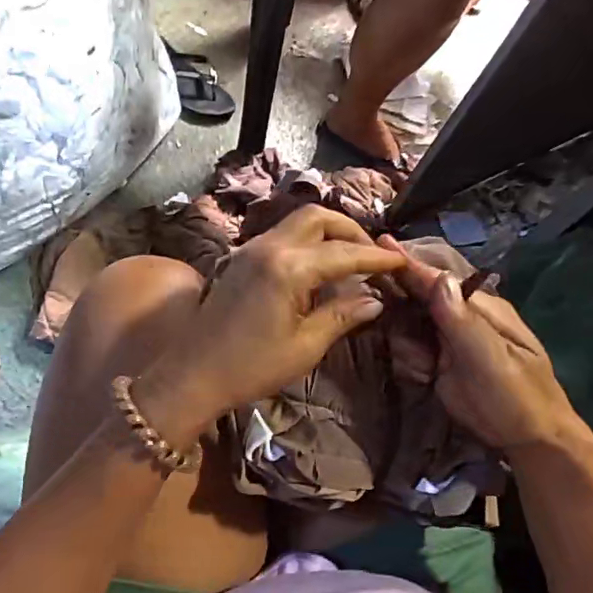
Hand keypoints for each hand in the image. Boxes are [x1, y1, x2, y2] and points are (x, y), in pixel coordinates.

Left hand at [138, 206, 405, 438]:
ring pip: (297, 223)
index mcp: (288, 267)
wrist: (192, 374)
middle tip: (372, 255)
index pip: (344, 253)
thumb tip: (374, 301)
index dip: (376, 257)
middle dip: (351, 230)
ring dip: (328, 233)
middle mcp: (269, 247)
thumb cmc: (250, 367)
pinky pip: (282, 237)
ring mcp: (250, 250)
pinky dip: (307, 242)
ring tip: (350, 259)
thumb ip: (341, 316)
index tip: (400, 262)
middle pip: (318, 217)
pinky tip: (319, 269)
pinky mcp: (240, 259)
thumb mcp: (304, 346)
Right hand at [381, 236, 578, 452]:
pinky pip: (411, 352)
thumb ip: (462, 322)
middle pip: (417, 301)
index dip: (409, 265)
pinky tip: (425, 378)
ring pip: (409, 329)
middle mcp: (464, 318)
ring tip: (426, 370)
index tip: (380, 243)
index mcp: (483, 309)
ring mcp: (451, 341)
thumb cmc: (517, 398)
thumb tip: (439, 278)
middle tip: (411, 346)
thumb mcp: (491, 361)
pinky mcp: (440, 364)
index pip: (439, 280)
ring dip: (408, 349)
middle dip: (404, 321)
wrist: (529, 442)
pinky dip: (410, 364)